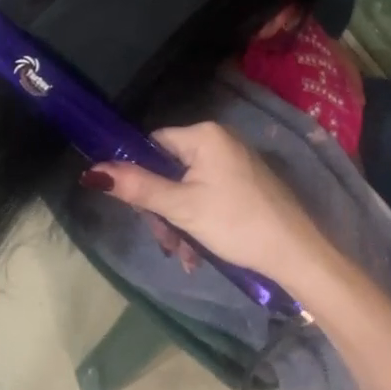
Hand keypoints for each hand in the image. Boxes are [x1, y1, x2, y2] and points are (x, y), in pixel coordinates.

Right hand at [82, 122, 327, 280]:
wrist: (297, 255)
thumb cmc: (236, 223)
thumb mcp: (181, 208)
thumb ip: (138, 187)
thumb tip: (92, 172)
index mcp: (203, 134)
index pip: (153, 144)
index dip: (139, 175)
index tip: (138, 210)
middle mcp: (219, 139)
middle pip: (169, 168)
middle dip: (161, 208)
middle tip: (166, 242)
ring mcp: (235, 161)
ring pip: (187, 186)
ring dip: (178, 221)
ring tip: (184, 255)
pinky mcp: (246, 183)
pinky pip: (207, 194)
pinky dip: (198, 220)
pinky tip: (199, 252)